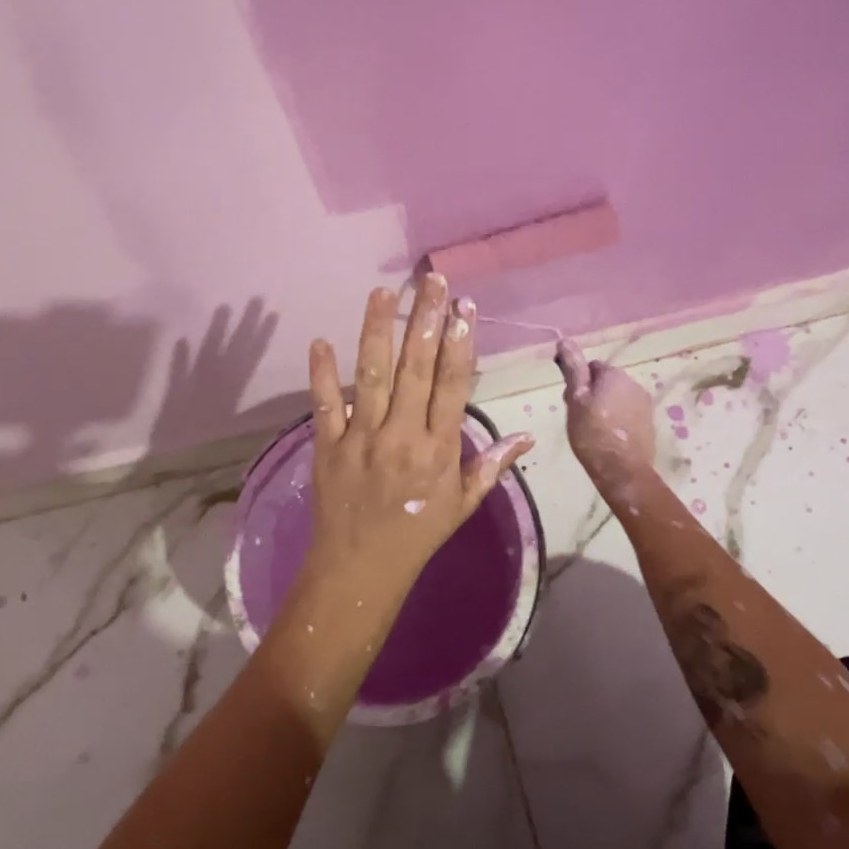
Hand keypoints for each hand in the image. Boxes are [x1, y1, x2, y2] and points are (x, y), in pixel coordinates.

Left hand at [303, 275, 534, 595]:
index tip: (464, 307)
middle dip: (424, 320)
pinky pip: (324, 405)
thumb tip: (527, 436)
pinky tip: (321, 340)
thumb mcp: (462, 504)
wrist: (361, 568)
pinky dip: (321, 374)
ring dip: (377, 331)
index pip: (452, 385)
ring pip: (371, 376)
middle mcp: (402, 436)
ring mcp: (362, 439)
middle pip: (415, 369)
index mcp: (438, 449)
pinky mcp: (328, 445)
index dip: (459, 343)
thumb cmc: (417, 534)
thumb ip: (491, 466)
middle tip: (431, 280)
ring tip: (384, 292)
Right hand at [557, 338, 655, 477]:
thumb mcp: (575, 399)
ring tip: (593, 428)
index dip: (578, 382)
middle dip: (592, 394)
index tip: (570, 401)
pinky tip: (608, 436)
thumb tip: (565, 340)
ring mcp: (644, 404)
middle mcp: (634, 383)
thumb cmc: (592, 432)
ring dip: (605, 406)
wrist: (622, 470)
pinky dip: (617, 419)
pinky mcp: (649, 423)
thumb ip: (573, 369)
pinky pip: (628, 413)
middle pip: (606, 381)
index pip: (591, 366)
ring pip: (617, 397)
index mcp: (615, 375)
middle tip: (579, 416)